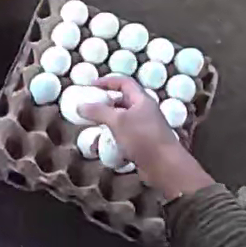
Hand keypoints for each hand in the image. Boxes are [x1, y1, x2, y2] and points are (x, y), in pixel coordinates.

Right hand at [81, 75, 214, 199]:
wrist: (165, 166)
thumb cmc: (143, 138)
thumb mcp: (118, 121)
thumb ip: (98, 112)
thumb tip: (80, 106)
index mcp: (142, 100)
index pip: (124, 82)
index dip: (107, 81)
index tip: (91, 86)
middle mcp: (145, 111)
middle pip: (123, 100)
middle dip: (106, 102)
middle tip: (90, 106)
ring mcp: (145, 127)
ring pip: (124, 119)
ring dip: (109, 120)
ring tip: (94, 124)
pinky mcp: (144, 143)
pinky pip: (126, 135)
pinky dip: (115, 136)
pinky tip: (105, 143)